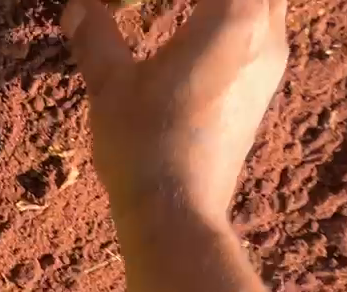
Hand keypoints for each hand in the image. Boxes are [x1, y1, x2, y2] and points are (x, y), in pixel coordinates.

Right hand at [62, 0, 288, 224]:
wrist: (176, 214)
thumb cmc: (143, 146)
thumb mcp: (111, 90)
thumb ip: (97, 40)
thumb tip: (75, 6)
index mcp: (234, 14)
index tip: (139, 1)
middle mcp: (267, 29)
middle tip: (160, 7)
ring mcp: (271, 63)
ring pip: (266, 2)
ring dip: (224, 6)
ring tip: (181, 18)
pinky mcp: (263, 92)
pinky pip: (261, 33)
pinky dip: (233, 24)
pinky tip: (196, 47)